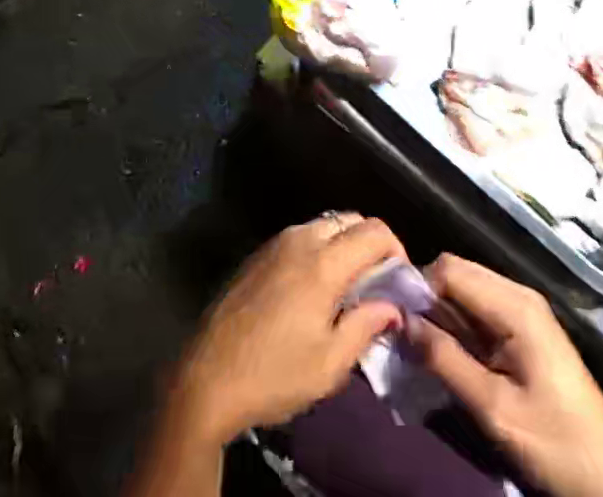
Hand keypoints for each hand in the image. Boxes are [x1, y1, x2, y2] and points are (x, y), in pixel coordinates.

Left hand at [167, 213, 406, 443]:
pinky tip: (313, 287)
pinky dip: (319, 249)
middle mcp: (301, 241)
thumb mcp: (330, 364)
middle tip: (376, 282)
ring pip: (325, 224)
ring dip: (344, 244)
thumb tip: (392, 307)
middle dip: (372, 244)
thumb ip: (367, 326)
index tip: (399, 281)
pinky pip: (300, 237)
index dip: (397, 250)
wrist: (204, 383)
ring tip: (346, 285)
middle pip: (352, 220)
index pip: (376, 231)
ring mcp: (275, 245)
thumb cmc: (273, 376)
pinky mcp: (257, 256)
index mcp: (324, 264)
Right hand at [409, 255, 602, 496]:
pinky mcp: (520, 329)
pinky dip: (454, 326)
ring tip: (411, 345)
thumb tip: (401, 321)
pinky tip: (438, 352)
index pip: (450, 269)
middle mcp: (517, 295)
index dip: (418, 288)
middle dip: (424, 298)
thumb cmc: (553, 439)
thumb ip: (445, 359)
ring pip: (464, 292)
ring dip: (437, 314)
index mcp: (515, 305)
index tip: (391, 318)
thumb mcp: (493, 406)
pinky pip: (476, 312)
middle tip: (398, 334)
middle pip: (457, 274)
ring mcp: (520, 311)